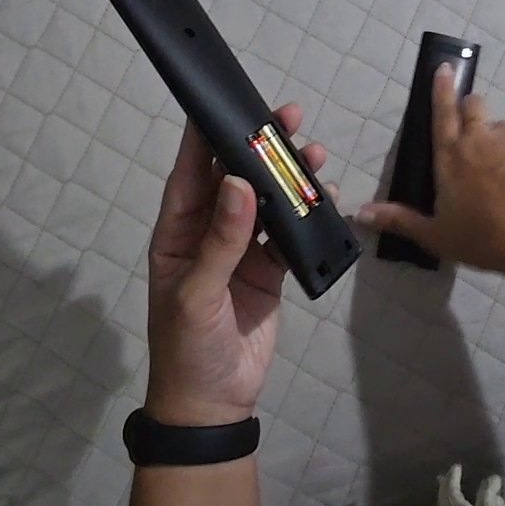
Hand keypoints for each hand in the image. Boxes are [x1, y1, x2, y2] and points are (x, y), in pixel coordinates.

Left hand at [145, 103, 327, 426]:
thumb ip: (220, 241)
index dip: (204, 138)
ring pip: (267, 201)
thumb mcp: (196, 295)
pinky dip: (307, 215)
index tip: (223, 102)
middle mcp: (209, 233)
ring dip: (288, 177)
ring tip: (315, 150)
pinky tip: (326, 197)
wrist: (213, 403)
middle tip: (286, 116)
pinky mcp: (269, 270)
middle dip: (258, 148)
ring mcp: (242, 251)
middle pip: (235, 179)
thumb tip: (239, 183)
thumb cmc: (187, 348)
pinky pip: (289, 233)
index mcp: (178, 233)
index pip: (190, 174)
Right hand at [357, 64, 504, 276]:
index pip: (442, 113)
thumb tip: (360, 214)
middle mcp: (479, 143)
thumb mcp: (433, 234)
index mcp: (450, 157)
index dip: (441, 89)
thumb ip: (398, 221)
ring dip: (495, 135)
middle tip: (468, 123)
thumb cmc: (479, 236)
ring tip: (495, 161)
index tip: (444, 68)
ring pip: (502, 126)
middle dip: (470, 106)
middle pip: (474, 105)